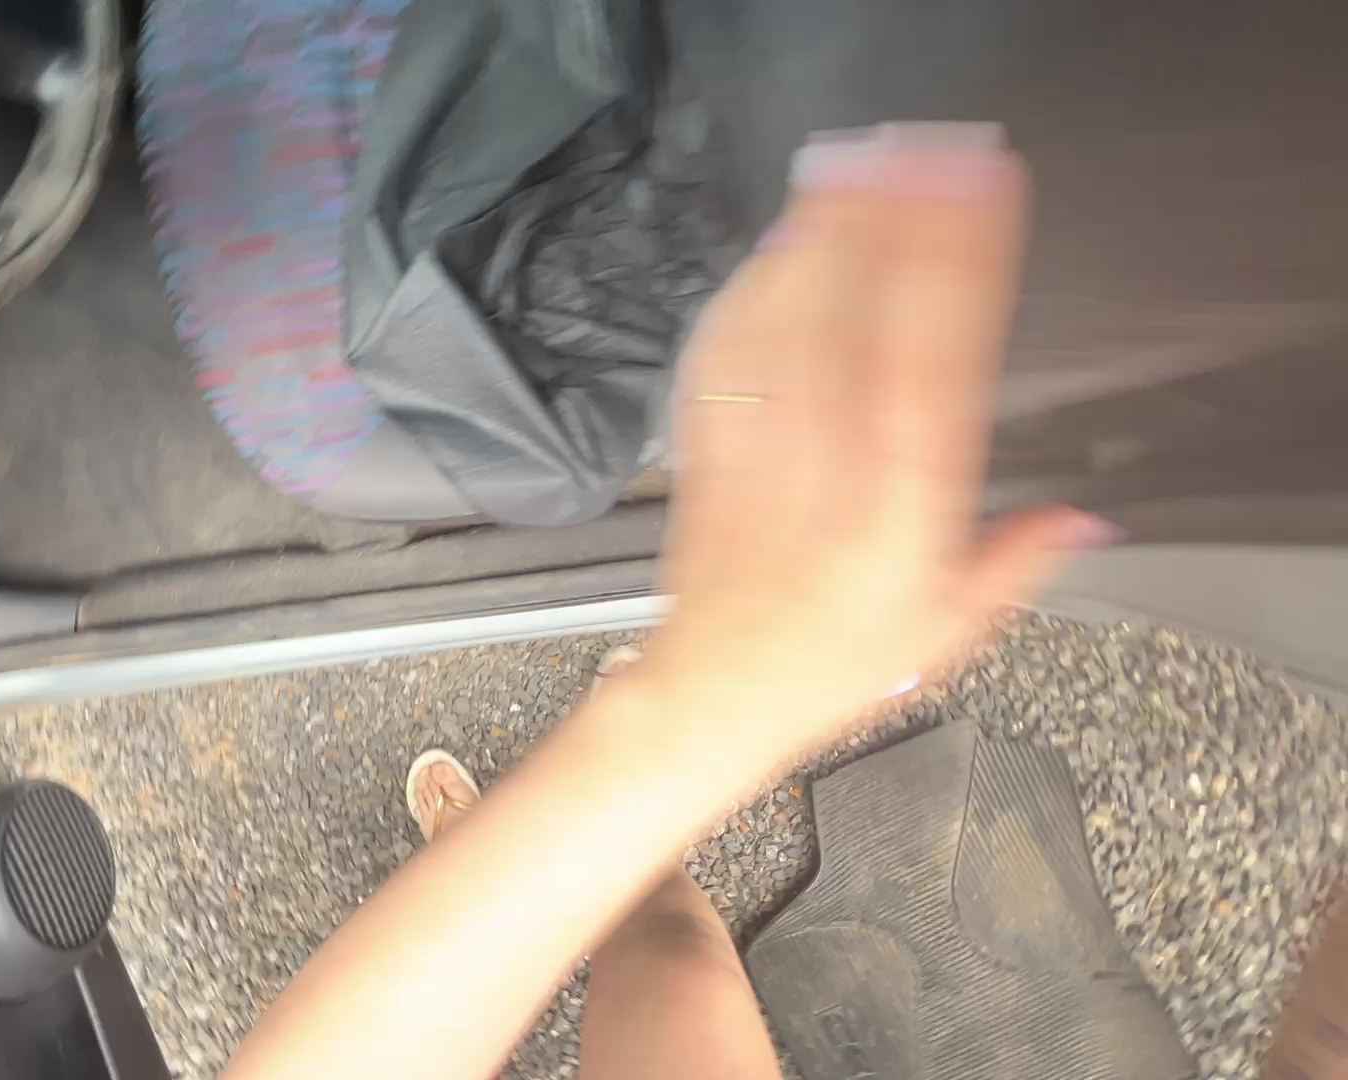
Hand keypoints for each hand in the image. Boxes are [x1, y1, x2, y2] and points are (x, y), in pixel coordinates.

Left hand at [623, 124, 1111, 770]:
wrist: (712, 690)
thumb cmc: (820, 665)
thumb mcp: (945, 631)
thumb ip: (1013, 564)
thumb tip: (1079, 516)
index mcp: (899, 509)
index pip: (936, 359)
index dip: (954, 264)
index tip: (971, 191)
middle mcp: (823, 475)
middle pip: (846, 330)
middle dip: (872, 230)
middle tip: (892, 153)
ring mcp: (752, 467)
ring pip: (773, 344)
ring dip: (799, 256)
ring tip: (825, 187)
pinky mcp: (700, 471)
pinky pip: (713, 381)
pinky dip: (732, 318)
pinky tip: (749, 275)